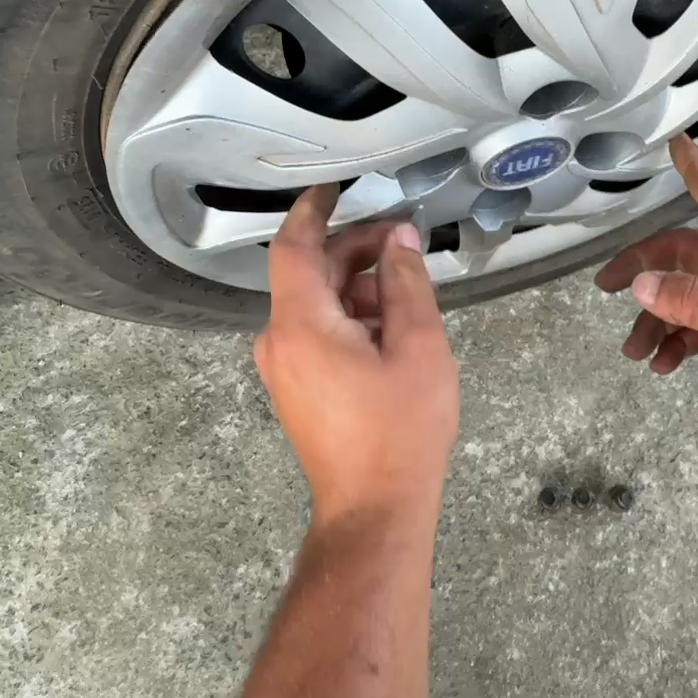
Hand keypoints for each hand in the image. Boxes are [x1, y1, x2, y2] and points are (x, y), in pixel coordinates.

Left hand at [254, 185, 458, 523]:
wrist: (374, 510)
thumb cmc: (400, 429)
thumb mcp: (418, 345)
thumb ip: (406, 283)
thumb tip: (400, 239)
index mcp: (301, 324)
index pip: (294, 246)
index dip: (313, 209)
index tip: (338, 188)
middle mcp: (279, 340)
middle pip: (312, 272)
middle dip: (358, 252)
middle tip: (407, 246)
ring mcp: (283, 366)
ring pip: (319, 302)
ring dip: (360, 287)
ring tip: (409, 301)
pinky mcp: (296, 385)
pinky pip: (318, 330)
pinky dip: (352, 316)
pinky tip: (392, 333)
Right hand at [594, 136, 697, 447]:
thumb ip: (693, 301)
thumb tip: (640, 284)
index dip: (696, 170)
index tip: (677, 141)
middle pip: (682, 254)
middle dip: (643, 269)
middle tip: (604, 287)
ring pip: (683, 296)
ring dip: (655, 320)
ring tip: (633, 353)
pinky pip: (696, 327)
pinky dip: (675, 342)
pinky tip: (662, 365)